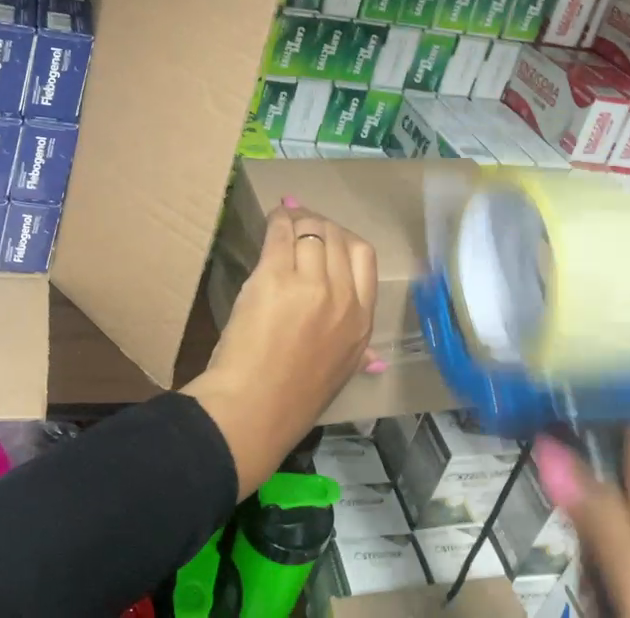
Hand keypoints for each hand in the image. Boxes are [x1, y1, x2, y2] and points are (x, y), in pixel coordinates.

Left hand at [182, 199, 375, 496]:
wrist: (253, 410)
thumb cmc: (291, 399)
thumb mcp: (340, 376)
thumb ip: (358, 356)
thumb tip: (376, 360)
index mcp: (362, 321)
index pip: (365, 256)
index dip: (345, 239)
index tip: (328, 237)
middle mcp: (342, 297)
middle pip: (338, 237)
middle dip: (319, 225)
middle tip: (301, 224)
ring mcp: (311, 284)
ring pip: (311, 231)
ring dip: (297, 221)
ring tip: (284, 220)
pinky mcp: (275, 277)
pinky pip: (281, 234)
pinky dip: (277, 221)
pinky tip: (272, 219)